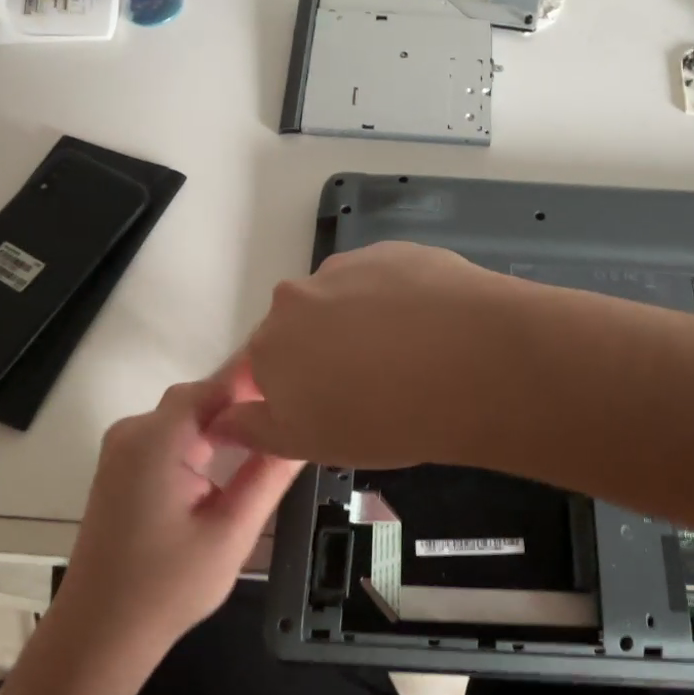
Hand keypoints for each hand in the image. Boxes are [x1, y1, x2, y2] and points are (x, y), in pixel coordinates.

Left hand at [55, 374, 301, 649]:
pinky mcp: (123, 466)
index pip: (219, 383)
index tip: (303, 378)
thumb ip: (269, 474)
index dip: (261, 376)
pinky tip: (234, 456)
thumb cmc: (167, 588)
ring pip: (188, 414)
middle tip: (296, 414)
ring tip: (275, 433)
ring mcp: (123, 447)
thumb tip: (302, 429)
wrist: (98, 636)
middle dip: (248, 401)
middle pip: (203, 396)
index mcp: (158, 439)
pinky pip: (172, 434)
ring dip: (227, 421)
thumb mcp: (231, 531)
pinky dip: (205, 438)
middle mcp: (135, 430)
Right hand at [212, 241, 542, 469]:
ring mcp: (350, 266)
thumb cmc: (385, 416)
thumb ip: (256, 429)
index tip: (333, 409)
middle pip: (303, 326)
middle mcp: (299, 295)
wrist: (473, 361)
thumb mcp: (310, 444)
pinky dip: (400, 300)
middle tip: (373, 387)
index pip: (264, 368)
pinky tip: (432, 327)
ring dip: (363, 322)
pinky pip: (387, 279)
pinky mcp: (397, 250)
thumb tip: (220, 420)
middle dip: (327, 352)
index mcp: (270, 343)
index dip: (297, 391)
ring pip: (345, 299)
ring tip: (410, 357)